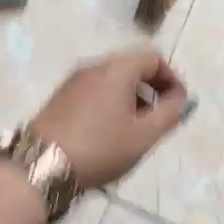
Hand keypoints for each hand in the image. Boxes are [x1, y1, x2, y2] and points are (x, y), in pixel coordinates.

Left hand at [29, 50, 188, 188]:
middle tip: (159, 119)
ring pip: (112, 80)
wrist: (41, 165)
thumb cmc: (100, 147)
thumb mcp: (143, 136)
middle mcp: (95, 65)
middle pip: (132, 66)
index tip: (178, 105)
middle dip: (152, 89)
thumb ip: (169, 114)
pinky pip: (95, 90)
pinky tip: (108, 133)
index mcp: (118, 68)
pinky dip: (110, 103)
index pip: (154, 58)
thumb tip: (182, 99)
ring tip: (135, 130)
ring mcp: (74, 80)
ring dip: (131, 98)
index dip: (172, 79)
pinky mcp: (60, 96)